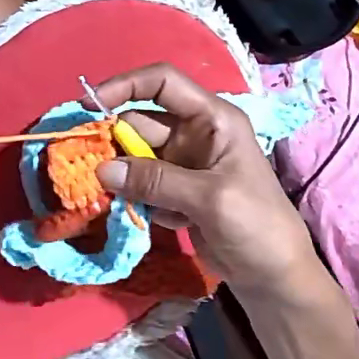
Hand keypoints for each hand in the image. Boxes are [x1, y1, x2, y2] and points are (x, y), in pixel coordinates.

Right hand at [93, 65, 325, 302]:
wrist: (274, 277)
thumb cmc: (257, 225)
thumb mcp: (210, 199)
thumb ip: (156, 182)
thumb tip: (102, 170)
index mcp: (212, 118)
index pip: (163, 81)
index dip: (125, 85)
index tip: (90, 106)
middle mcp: (194, 133)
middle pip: (140, 122)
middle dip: (111, 140)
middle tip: (84, 166)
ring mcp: (183, 164)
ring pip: (135, 156)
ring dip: (119, 174)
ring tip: (107, 197)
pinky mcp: (174, 193)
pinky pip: (140, 185)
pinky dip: (133, 197)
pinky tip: (149, 220)